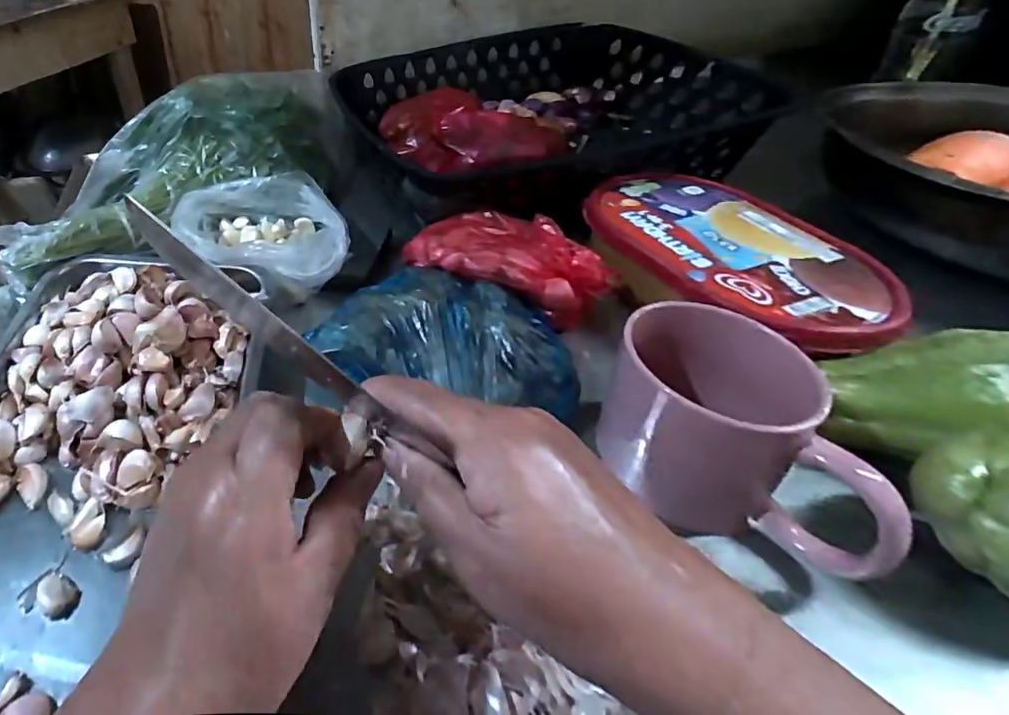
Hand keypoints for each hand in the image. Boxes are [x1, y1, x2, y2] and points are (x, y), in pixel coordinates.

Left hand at [65, 393, 382, 714]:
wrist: (157, 699)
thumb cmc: (247, 649)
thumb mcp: (312, 588)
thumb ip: (344, 515)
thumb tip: (370, 466)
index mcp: (244, 493)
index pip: (286, 415)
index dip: (326, 423)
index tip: (349, 458)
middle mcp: (208, 472)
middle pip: (261, 408)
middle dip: (303, 422)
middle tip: (329, 465)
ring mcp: (184, 482)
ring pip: (239, 425)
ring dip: (277, 437)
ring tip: (302, 487)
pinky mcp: (172, 499)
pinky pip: (221, 450)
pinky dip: (252, 455)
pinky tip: (266, 504)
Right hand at [364, 377, 896, 714]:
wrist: (662, 614)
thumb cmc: (555, 590)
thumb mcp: (471, 551)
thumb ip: (425, 488)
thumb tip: (391, 444)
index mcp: (490, 434)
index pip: (419, 395)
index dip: (379, 394)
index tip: (346, 405)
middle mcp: (520, 416)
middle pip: (448, 411)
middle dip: (411, 429)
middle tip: (378, 462)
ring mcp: (549, 431)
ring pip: (477, 429)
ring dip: (446, 449)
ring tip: (427, 491)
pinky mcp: (567, 452)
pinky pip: (505, 442)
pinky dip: (477, 459)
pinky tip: (477, 499)